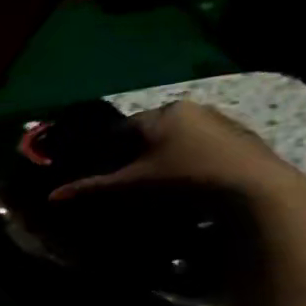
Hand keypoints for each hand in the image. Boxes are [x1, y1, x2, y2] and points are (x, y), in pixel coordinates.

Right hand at [48, 101, 305, 206]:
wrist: (254, 188)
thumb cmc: (184, 180)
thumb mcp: (132, 185)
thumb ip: (92, 187)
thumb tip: (52, 196)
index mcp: (159, 114)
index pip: (119, 129)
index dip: (104, 150)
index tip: (97, 168)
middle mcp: (188, 108)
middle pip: (149, 130)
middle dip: (134, 151)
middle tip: (125, 177)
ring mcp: (218, 119)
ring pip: (176, 136)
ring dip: (162, 154)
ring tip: (156, 181)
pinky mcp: (240, 135)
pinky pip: (201, 143)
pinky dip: (189, 157)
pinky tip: (187, 180)